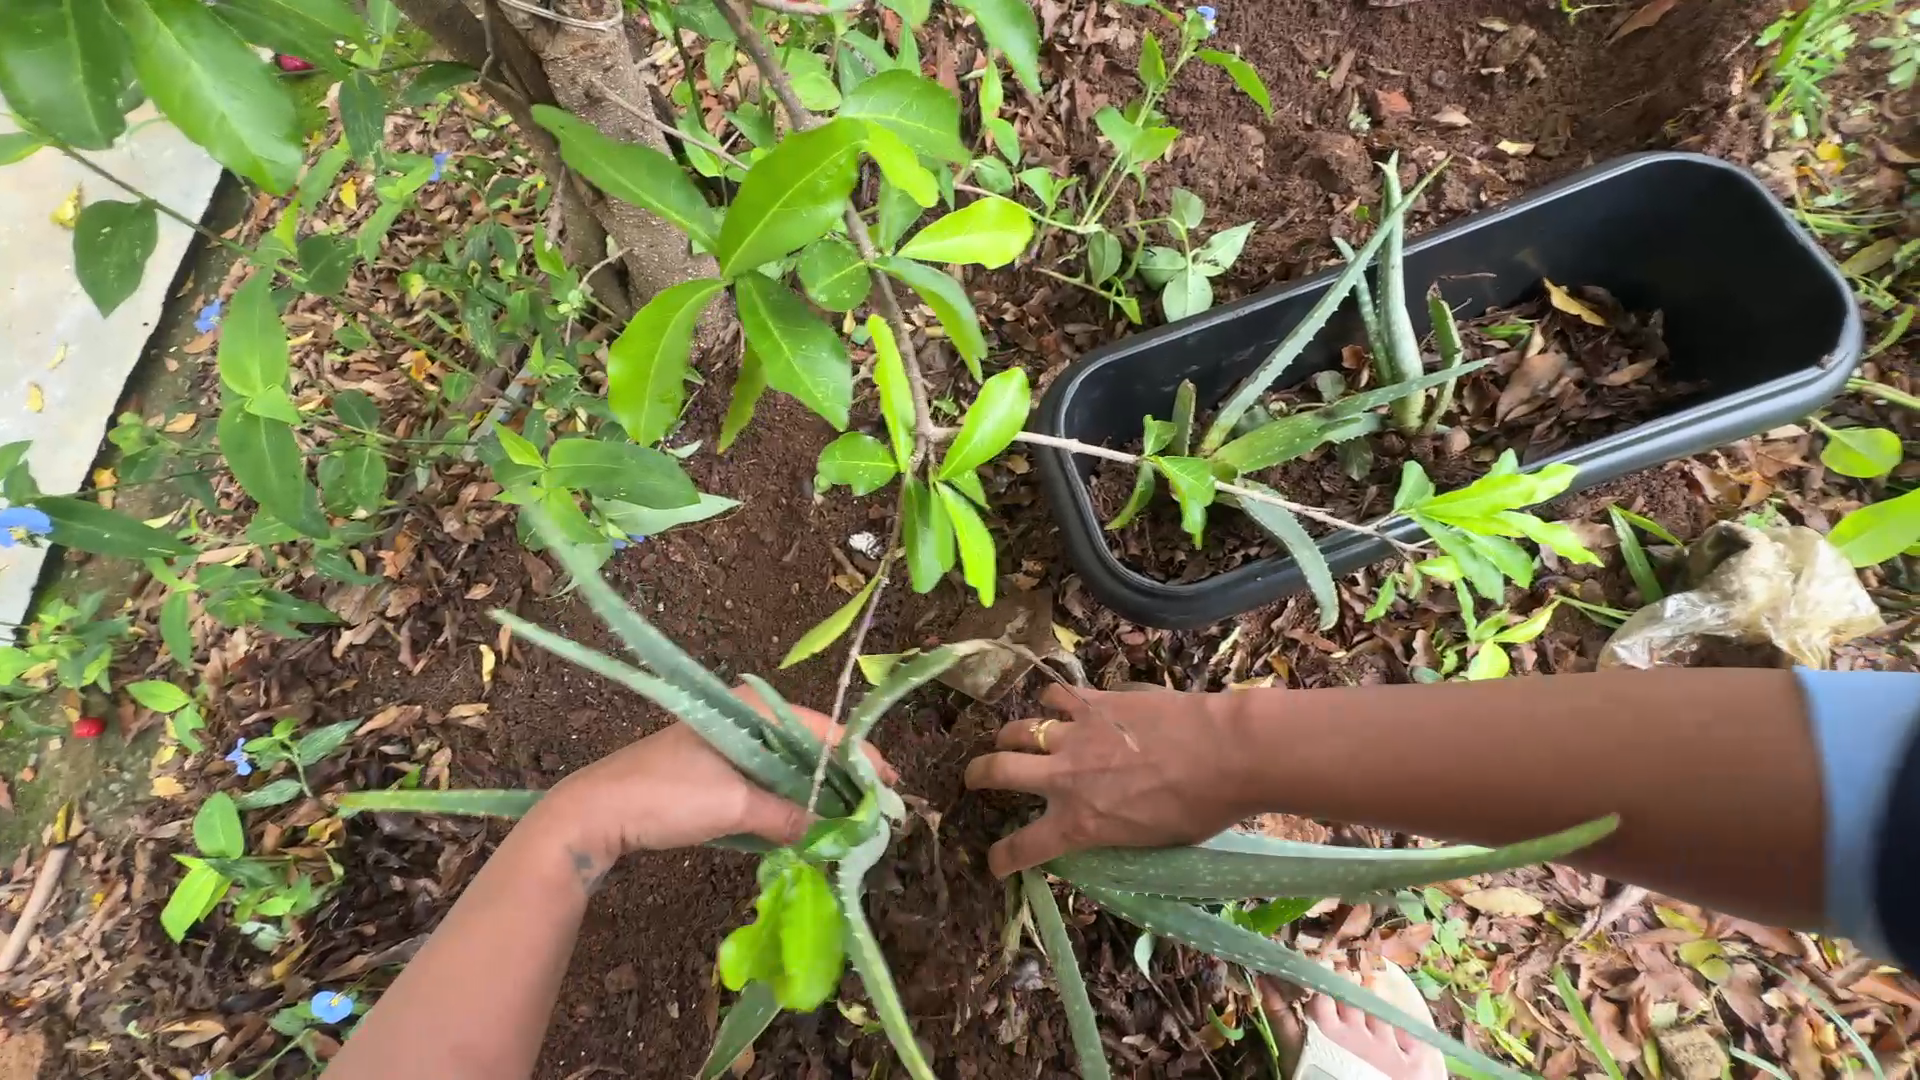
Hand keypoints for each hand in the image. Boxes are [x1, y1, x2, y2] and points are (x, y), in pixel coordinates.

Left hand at [536, 689, 894, 865]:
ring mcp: (732, 742)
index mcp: (754, 709)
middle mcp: (748, 717)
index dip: (859, 757)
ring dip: (815, 792)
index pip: (822, 729)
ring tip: (847, 817)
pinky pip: (768, 780)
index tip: (888, 784)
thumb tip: (835, 832)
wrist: (594, 813)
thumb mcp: (735, 806)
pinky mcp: (719, 767)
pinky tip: (807, 820)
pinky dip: (789, 800)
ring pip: (789, 765)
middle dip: (840, 776)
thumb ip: (789, 816)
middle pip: (809, 746)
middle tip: (871, 806)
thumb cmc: (667, 795)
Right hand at [963, 683, 1249, 876]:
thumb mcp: (1148, 841)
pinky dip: (1050, 701)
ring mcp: (1074, 733)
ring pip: (1018, 729)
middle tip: (974, 777)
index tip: (994, 863)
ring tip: (1012, 738)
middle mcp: (1064, 777)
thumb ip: (1110, 832)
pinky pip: (1055, 694)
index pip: (1024, 847)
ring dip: (1010, 737)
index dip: (1001, 858)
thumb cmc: (1199, 808)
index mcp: (1080, 823)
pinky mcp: (1093, 701)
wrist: (1224, 752)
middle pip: (997, 770)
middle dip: (977, 775)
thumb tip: (1097, 825)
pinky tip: (1056, 703)